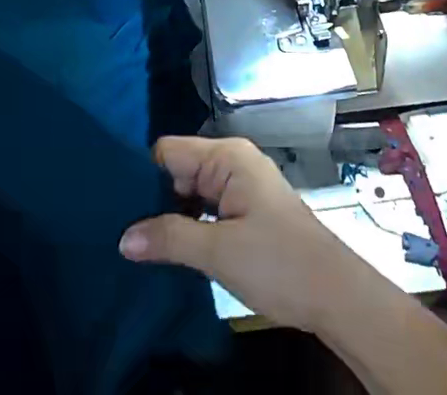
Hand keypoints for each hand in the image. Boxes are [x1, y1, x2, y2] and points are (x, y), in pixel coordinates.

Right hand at [118, 136, 380, 333]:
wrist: (334, 294)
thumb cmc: (279, 262)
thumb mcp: (219, 251)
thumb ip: (169, 238)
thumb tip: (122, 237)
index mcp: (228, 157)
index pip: (169, 151)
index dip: (142, 175)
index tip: (111, 204)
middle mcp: (233, 164)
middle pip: (177, 171)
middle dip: (151, 198)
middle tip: (115, 230)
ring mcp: (240, 188)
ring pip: (189, 193)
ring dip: (167, 216)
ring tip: (132, 244)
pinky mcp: (244, 212)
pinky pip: (204, 210)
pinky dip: (186, 227)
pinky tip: (165, 250)